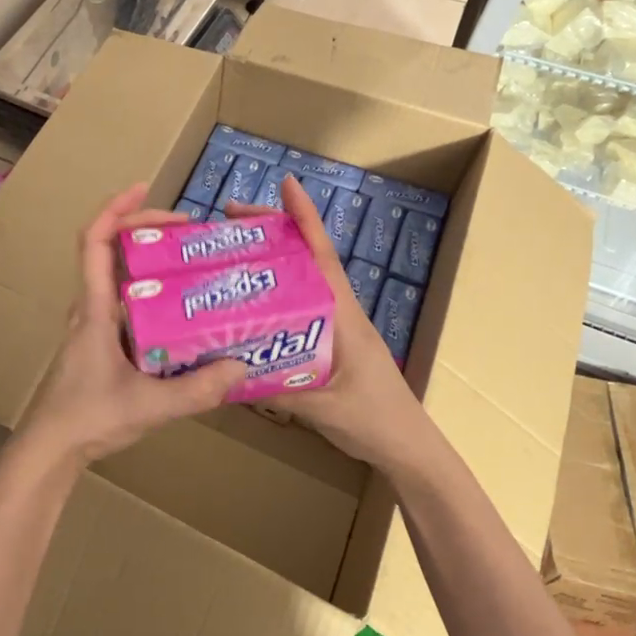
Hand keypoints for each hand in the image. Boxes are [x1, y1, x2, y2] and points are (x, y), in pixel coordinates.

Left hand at [17, 184, 247, 466]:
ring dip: (148, 258)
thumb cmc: (90, 418)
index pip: (95, 242)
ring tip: (191, 257)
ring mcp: (93, 325)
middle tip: (188, 228)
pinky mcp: (99, 342)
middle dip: (145, 228)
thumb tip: (241, 366)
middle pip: (110, 249)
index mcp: (95, 309)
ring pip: (118, 275)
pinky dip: (149, 290)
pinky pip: (124, 301)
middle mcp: (91, 308)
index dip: (115, 209)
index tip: (144, 188)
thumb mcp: (151, 405)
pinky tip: (181, 308)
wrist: (52, 446)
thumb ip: (197, 389)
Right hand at [224, 176, 438, 470]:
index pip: (321, 256)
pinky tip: (245, 303)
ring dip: (270, 260)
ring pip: (300, 280)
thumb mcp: (322, 407)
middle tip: (228, 219)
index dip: (304, 218)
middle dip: (272, 231)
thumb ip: (277, 389)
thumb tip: (225, 370)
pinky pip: (296, 307)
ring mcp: (335, 327)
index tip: (286, 184)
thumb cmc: (374, 420)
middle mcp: (338, 312)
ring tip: (228, 252)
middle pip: (305, 259)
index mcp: (343, 315)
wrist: (410, 451)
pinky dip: (271, 293)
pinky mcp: (329, 345)